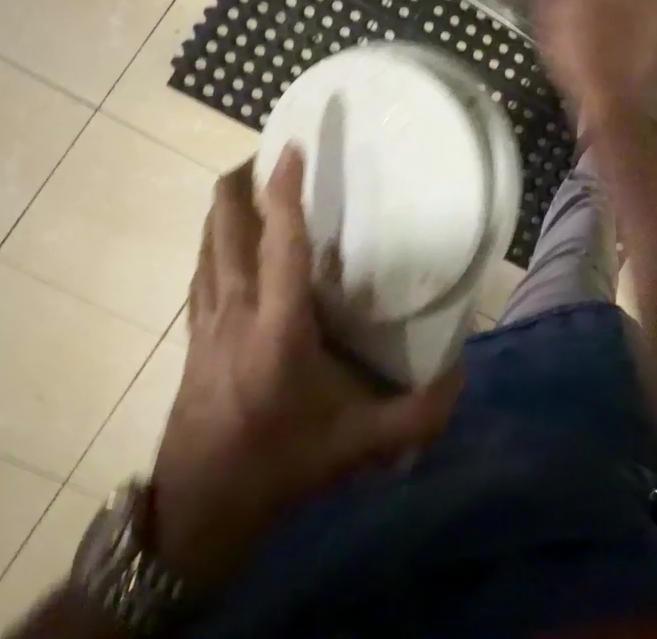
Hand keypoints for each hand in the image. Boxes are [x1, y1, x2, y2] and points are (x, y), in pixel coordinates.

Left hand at [149, 148, 462, 585]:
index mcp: (277, 328)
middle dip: (239, 185)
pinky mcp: (193, 342)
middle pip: (225, 231)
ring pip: (206, 249)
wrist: (199, 511)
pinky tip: (224, 245)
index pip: (279, 243)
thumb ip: (418, 414)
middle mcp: (235, 314)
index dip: (283, 190)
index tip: (291, 146)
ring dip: (223, 211)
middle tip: (265, 153)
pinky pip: (200, 275)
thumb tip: (464, 376)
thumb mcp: (357, 445)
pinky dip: (213, 246)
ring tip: (243, 182)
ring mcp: (206, 326)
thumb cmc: (279, 465)